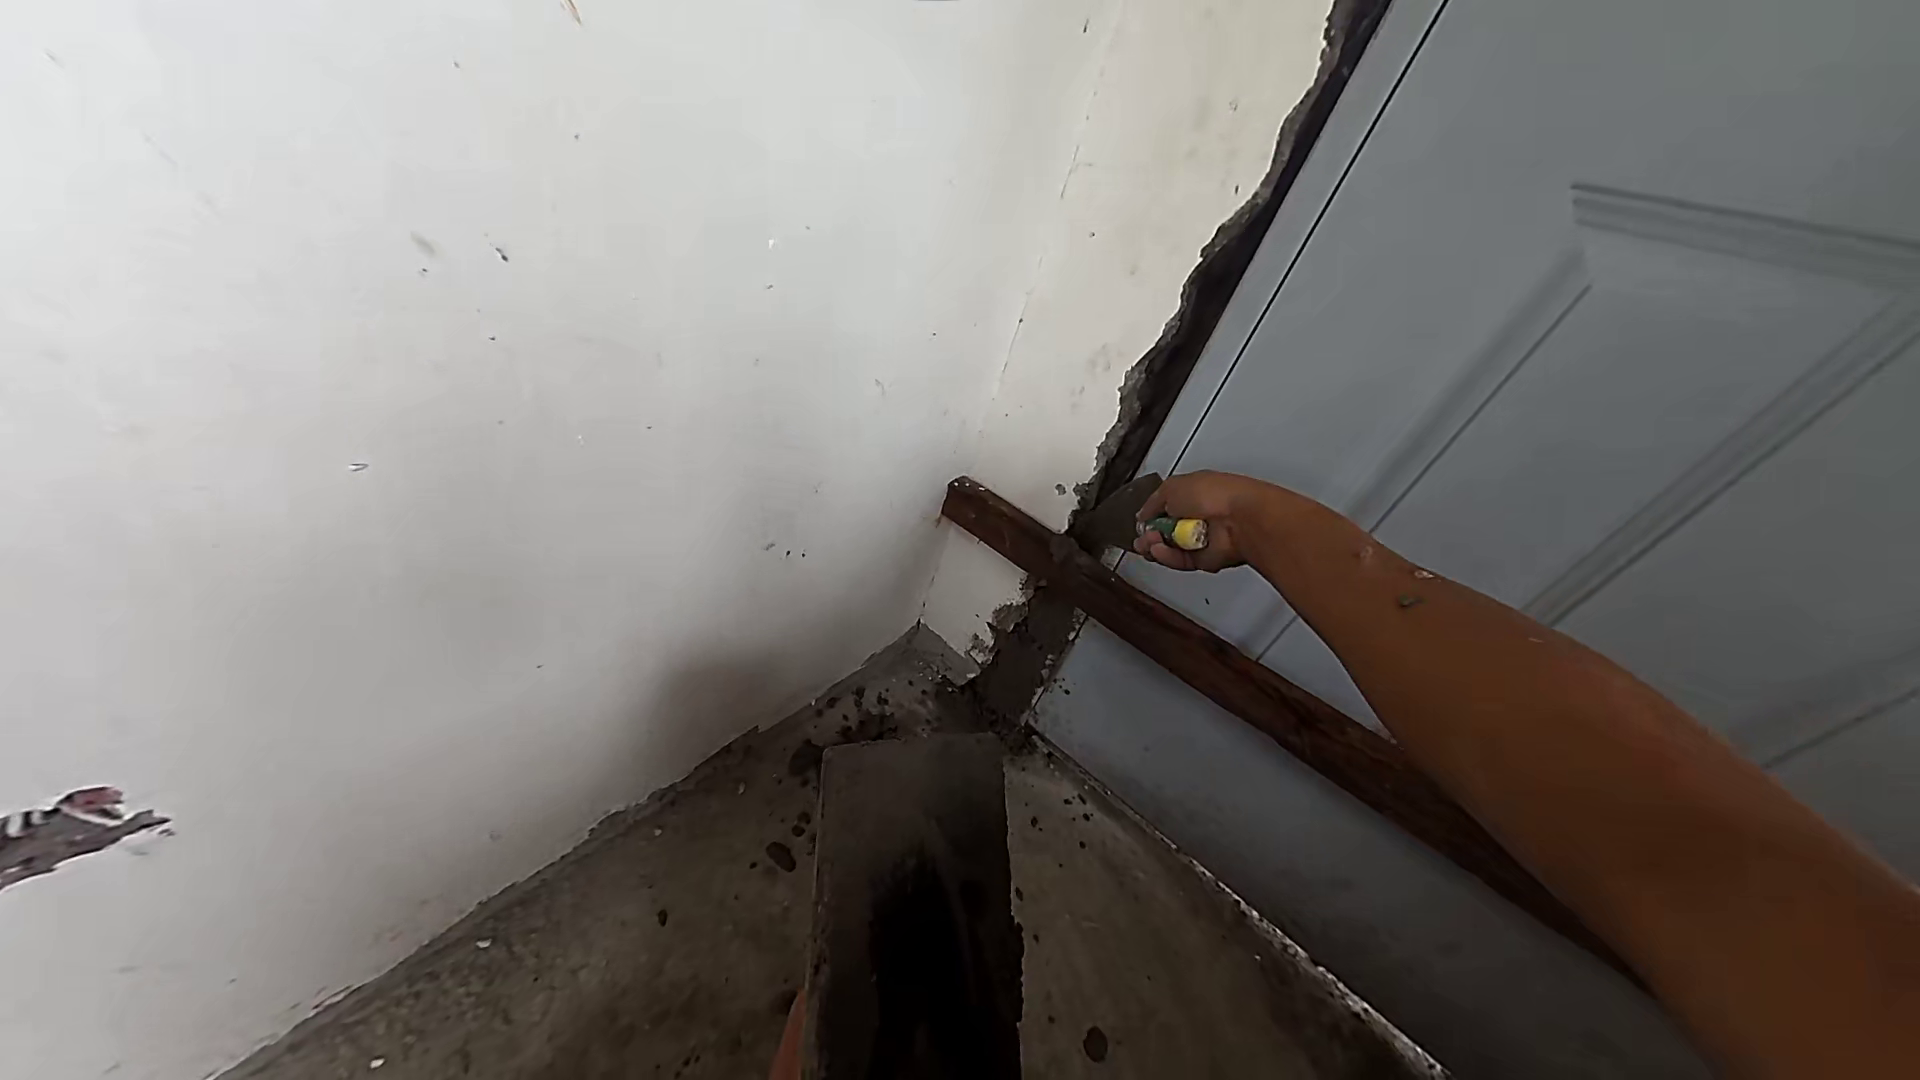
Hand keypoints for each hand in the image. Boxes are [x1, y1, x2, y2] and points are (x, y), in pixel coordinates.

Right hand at [1132, 470, 1286, 571]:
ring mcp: (1202, 539)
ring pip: (1169, 548)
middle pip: (1164, 531)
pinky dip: (1167, 557)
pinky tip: (1159, 551)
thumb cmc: (1216, 494)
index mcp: (1193, 495)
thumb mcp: (1171, 488)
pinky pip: (1178, 561)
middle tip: (1142, 536)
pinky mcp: (1205, 559)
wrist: (1240, 519)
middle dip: (1149, 534)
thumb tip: (1142, 515)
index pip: (1164, 508)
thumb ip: (1152, 502)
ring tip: (1149, 543)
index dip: (1149, 516)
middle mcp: (1198, 516)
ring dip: (1155, 546)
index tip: (1141, 522)